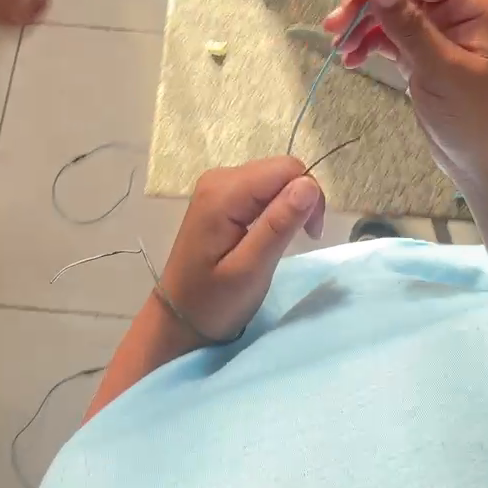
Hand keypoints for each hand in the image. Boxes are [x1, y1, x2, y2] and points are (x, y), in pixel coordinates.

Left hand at [158, 157, 326, 341]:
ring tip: (282, 241)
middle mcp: (220, 177)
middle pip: (281, 170)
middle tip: (300, 240)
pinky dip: (275, 208)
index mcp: (224, 192)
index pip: (286, 169)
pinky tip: (268, 233)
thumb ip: (279, 225)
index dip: (309, 196)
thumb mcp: (250, 270)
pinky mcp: (221, 194)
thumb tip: (309, 184)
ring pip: (274, 178)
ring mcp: (218, 184)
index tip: (310, 234)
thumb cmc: (213, 301)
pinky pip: (262, 188)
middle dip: (301, 200)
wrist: (177, 318)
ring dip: (289, 206)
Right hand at [322, 0, 487, 185]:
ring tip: (339, 48)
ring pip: (387, 14)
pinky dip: (366, 45)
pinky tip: (350, 61)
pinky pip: (386, 39)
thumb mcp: (440, 68)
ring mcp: (433, 34)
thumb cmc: (475, 116)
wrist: (486, 165)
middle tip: (332, 26)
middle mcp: (450, 12)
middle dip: (363, 3)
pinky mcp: (418, 56)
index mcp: (466, 4)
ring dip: (360, 25)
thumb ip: (407, 24)